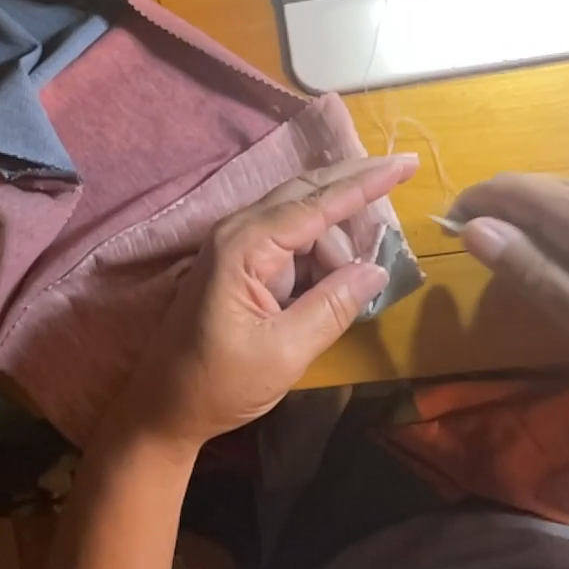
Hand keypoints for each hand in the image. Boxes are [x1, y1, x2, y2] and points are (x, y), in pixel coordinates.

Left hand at [106, 154, 418, 450]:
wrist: (164, 406)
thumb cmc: (219, 383)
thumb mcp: (284, 352)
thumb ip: (332, 307)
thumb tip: (376, 270)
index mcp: (245, 246)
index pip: (315, 203)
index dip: (364, 183)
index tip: (405, 163)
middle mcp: (239, 230)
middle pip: (308, 193)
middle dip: (355, 189)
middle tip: (403, 173)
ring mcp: (238, 243)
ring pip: (305, 219)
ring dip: (336, 243)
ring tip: (351, 287)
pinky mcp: (242, 261)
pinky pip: (292, 241)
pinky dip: (320, 255)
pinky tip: (334, 281)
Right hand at [450, 173, 568, 412]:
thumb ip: (532, 271)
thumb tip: (472, 230)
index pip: (505, 188)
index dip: (468, 205)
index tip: (444, 237)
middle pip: (527, 187)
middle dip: (492, 213)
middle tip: (478, 264)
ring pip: (552, 198)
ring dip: (522, 223)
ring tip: (516, 272)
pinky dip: (552, 230)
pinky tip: (565, 270)